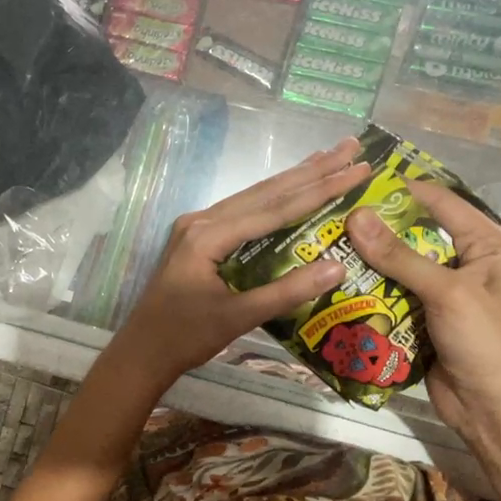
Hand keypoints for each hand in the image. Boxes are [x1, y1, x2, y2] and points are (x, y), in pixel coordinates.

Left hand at [106, 138, 371, 389]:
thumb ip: (286, 292)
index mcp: (208, 236)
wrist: (141, 352)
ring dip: (293, 179)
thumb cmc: (184, 337)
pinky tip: (291, 190)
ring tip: (330, 158)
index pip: (275, 208)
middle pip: (265, 192)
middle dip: (312, 170)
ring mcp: (196, 228)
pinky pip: (241, 211)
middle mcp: (201, 221)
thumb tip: (338, 266)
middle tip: (352, 148)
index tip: (358, 168)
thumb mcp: (238, 317)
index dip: (320, 189)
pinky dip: (271, 200)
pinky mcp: (197, 240)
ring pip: (253, 197)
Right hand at [344, 179, 500, 445]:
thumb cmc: (486, 344)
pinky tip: (336, 284)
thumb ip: (400, 256)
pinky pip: (393, 296)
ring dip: (367, 262)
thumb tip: (356, 215)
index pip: (441, 203)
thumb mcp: (446, 293)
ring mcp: (445, 293)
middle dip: (376, 229)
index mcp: (489, 245)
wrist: (495, 412)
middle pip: (415, 234)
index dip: (401, 190)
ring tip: (324, 247)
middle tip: (329, 218)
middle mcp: (468, 262)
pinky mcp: (425, 319)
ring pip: (399, 267)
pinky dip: (369, 292)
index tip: (355, 184)